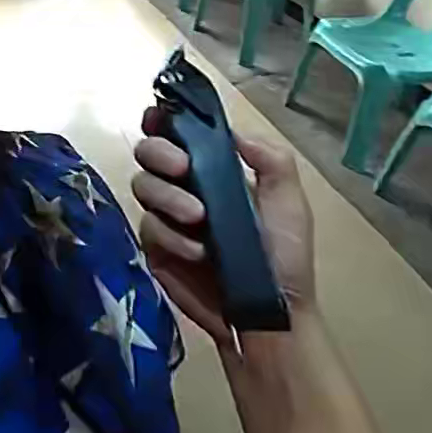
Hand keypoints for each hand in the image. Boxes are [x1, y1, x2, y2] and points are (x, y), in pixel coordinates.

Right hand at [131, 108, 314, 352]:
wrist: (272, 313)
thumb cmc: (284, 254)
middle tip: (183, 168)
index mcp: (211, 167)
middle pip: (147, 152)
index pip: (174, 133)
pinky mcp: (156, 248)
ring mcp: (166, 217)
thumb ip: (270, 158)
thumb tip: (232, 132)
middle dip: (160, 153)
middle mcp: (182, 185)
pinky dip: (170, 235)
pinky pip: (148, 227)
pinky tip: (195, 250)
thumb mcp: (289, 201)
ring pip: (142, 186)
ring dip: (168, 196)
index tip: (161, 118)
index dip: (161, 120)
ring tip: (198, 217)